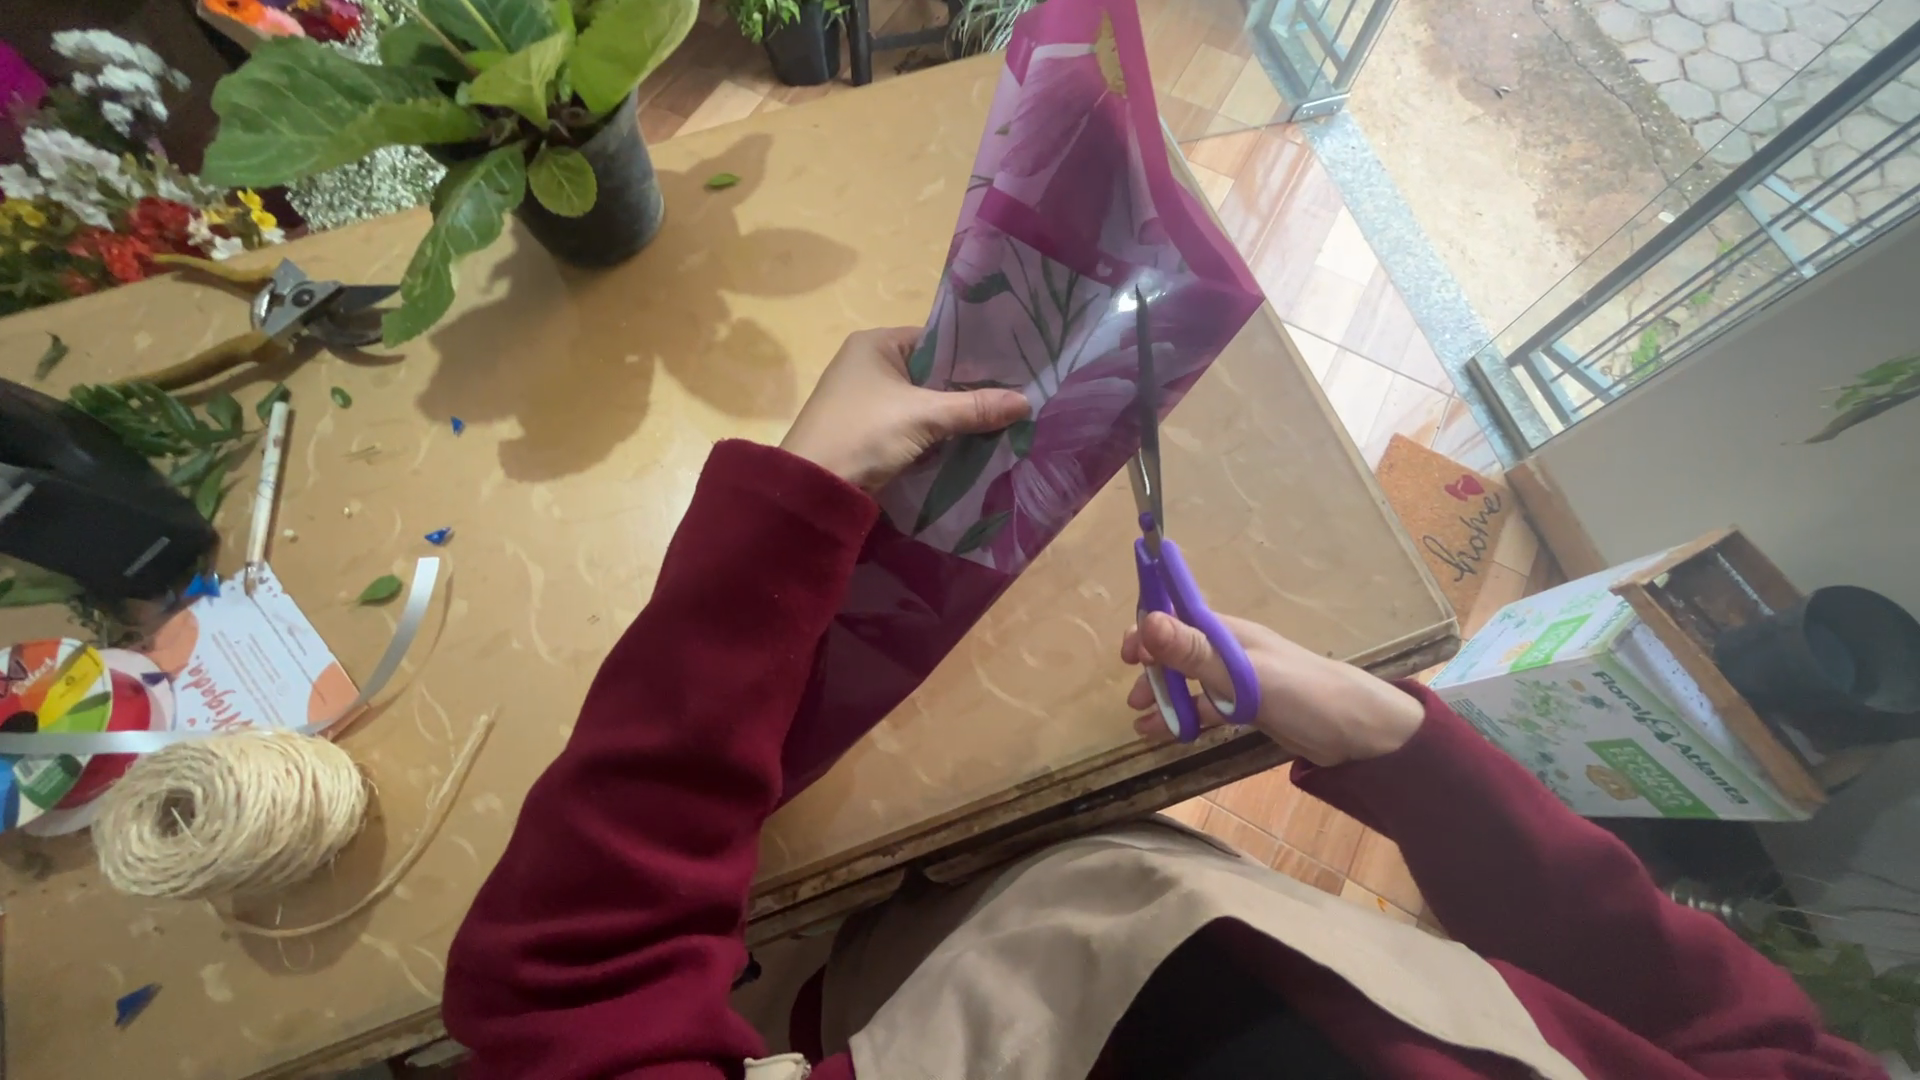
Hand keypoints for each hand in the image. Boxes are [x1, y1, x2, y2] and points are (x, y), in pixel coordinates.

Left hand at [780, 328, 1031, 490]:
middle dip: (968, 388)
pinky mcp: (869, 431)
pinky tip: (970, 441)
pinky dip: (937, 433)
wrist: (812, 487)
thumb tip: (1025, 401)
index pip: (937, 339)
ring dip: (954, 414)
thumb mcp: (923, 417)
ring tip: (1002, 418)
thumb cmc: (863, 434)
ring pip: (924, 401)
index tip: (1012, 369)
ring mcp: (867, 400)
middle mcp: (869, 364)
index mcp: (876, 343)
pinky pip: (913, 425)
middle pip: (932, 372)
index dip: (973, 354)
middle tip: (1014, 396)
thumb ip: (974, 408)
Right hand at [1121, 612, 1425, 766]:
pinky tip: (1162, 734)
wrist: (1360, 733)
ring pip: (1187, 681)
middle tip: (1135, 699)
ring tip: (1140, 719)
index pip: (1175, 617)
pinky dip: (1183, 717)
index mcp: (1225, 632)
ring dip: (1163, 696)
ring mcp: (1235, 678)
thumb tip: (1146, 621)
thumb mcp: (1241, 675)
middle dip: (1151, 670)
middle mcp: (1226, 649)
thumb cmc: (1302, 693)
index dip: (1147, 631)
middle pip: (1176, 651)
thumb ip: (1193, 651)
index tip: (1127, 658)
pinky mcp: (1245, 705)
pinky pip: (1204, 706)